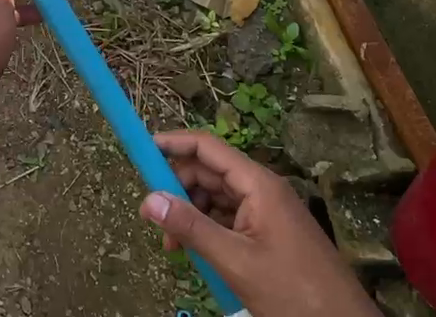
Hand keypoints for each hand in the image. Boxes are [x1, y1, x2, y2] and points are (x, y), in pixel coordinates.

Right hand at [141, 131, 380, 316]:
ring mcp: (268, 212)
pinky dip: (208, 230)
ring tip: (174, 247)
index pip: (207, 147)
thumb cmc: (294, 292)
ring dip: (191, 215)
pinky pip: (230, 219)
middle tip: (152, 218)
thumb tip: (147, 200)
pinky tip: (197, 254)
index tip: (141, 150)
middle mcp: (262, 189)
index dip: (173, 143)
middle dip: (177, 190)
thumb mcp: (235, 261)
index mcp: (258, 184)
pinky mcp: (270, 234)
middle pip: (208, 172)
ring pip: (216, 198)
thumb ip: (190, 228)